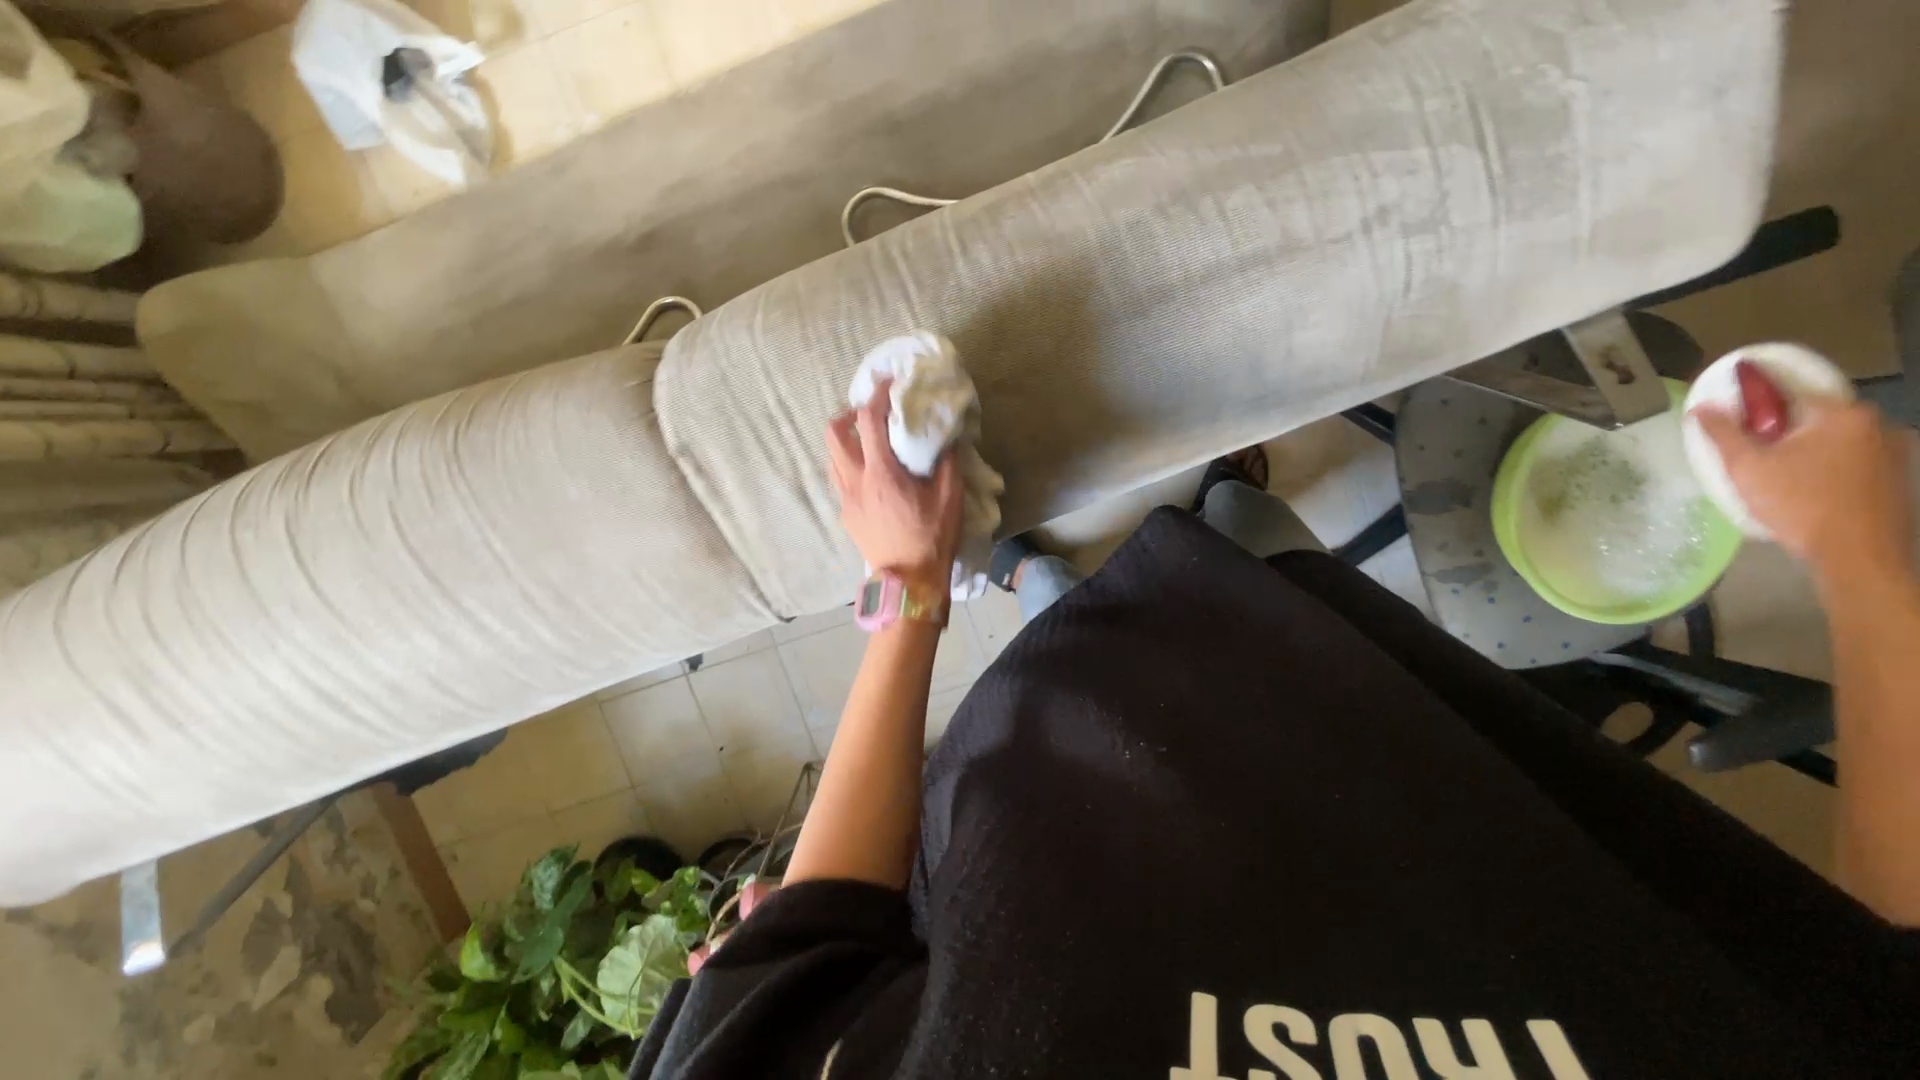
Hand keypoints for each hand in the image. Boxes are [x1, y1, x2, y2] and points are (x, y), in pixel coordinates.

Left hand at [826, 381, 962, 587]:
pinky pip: (839, 478)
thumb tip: (943, 439)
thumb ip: (946, 462)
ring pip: (832, 456)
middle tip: (870, 413)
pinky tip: (870, 473)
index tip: (887, 382)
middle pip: (834, 432)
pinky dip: (850, 464)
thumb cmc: (931, 538)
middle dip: (849, 414)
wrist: (909, 582)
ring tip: (869, 441)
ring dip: (847, 441)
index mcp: (880, 472)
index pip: (867, 420)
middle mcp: (854, 480)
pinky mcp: (846, 515)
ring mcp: (846, 499)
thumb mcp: (949, 496)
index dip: (876, 394)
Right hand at [1693, 399, 1914, 584]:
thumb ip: (1723, 433)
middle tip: (1756, 459)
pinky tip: (1810, 490)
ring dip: (1807, 449)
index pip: (1787, 395)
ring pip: (1834, 439)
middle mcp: (1875, 421)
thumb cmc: (1799, 504)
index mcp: (1840, 412)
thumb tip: (1701, 407)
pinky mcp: (1898, 473)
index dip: (1755, 410)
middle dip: (1782, 432)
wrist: (1857, 552)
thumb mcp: (1747, 467)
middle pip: (1813, 417)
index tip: (1737, 428)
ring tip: (1781, 478)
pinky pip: (1853, 458)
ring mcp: (1893, 448)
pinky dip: (1829, 466)